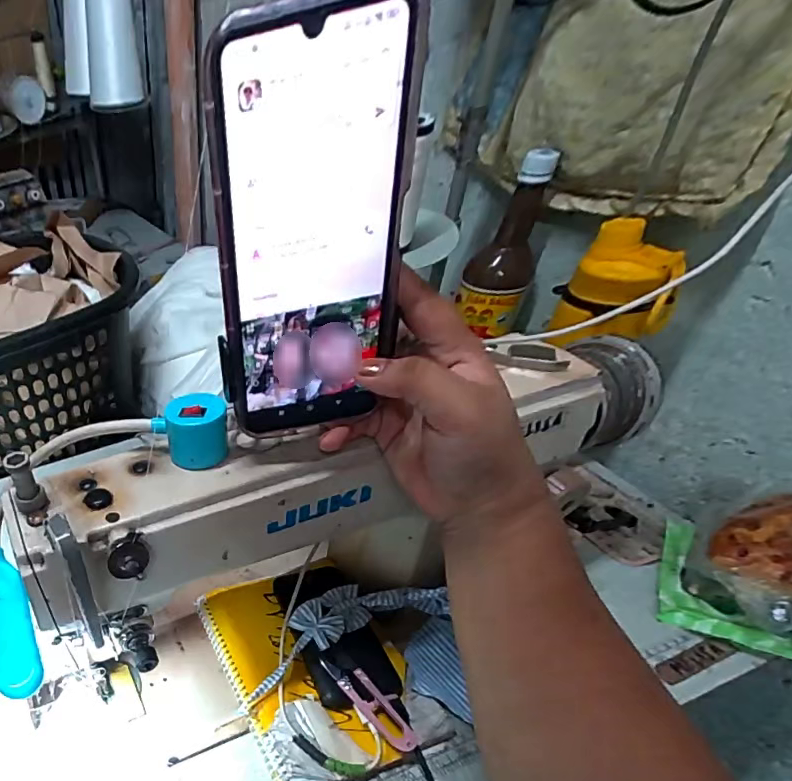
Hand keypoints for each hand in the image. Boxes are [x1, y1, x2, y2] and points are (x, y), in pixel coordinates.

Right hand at [319, 269, 546, 531]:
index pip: (421, 304)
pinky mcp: (385, 427)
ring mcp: (402, 398)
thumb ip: (413, 378)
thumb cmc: (483, 450)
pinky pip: (353, 417)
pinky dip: (339, 426)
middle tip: (311, 326)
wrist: (478, 506)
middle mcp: (424, 367)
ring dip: (335, 385)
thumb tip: (361, 369)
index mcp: (451, 350)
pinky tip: (329, 437)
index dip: (394, 281)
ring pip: (359, 379)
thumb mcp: (457, 406)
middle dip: (349, 334)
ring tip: (308, 387)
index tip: (358, 263)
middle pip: (380, 338)